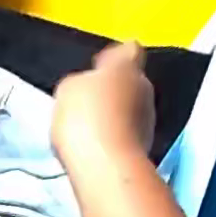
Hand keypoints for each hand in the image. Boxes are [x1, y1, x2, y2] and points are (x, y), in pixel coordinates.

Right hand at [52, 41, 155, 170]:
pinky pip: (127, 139)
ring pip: (130, 113)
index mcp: (126, 66)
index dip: (114, 59)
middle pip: (129, 85)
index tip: (99, 71)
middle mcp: (144, 88)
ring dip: (115, 121)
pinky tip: (98, 154)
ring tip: (91, 136)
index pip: (128, 50)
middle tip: (89, 108)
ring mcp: (148, 121)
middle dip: (114, 94)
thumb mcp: (67, 90)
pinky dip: (115, 144)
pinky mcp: (145, 149)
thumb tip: (85, 89)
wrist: (105, 166)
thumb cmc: (84, 118)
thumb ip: (79, 84)